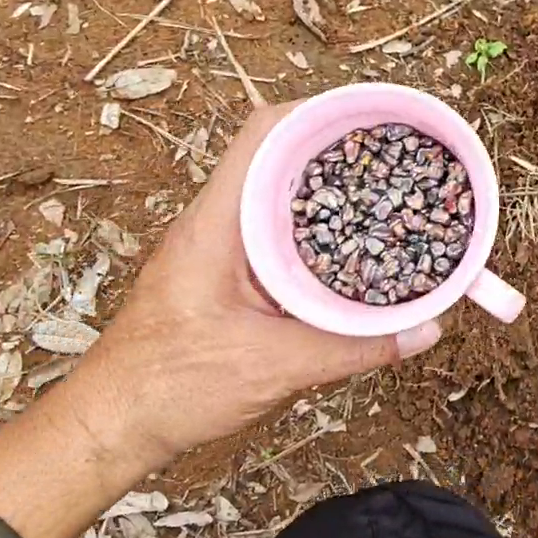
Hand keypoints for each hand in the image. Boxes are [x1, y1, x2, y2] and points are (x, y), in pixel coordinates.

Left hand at [72, 100, 442, 468]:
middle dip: (336, 147)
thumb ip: (353, 347)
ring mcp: (221, 245)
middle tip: (395, 153)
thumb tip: (426, 331)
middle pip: (279, 156)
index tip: (369, 116)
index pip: (262, 135)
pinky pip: (278, 231)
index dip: (316, 111)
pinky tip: (353, 245)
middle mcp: (218, 222)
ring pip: (280, 195)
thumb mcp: (272, 367)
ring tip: (384, 189)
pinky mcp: (228, 271)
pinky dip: (317, 228)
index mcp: (217, 224)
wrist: (111, 426)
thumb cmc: (169, 388)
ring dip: (328, 188)